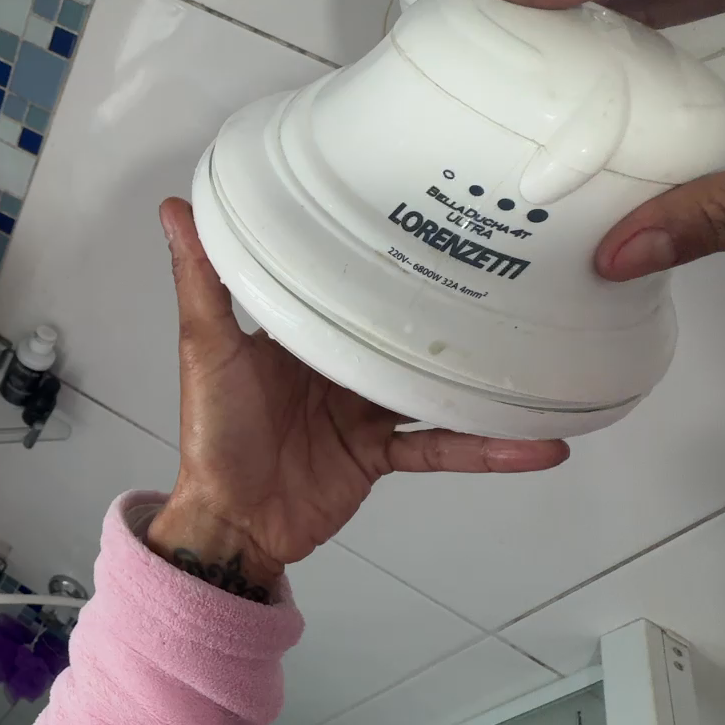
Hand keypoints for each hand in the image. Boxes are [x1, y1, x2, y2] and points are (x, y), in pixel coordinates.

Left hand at [143, 199, 568, 595]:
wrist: (233, 519)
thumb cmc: (214, 429)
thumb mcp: (205, 346)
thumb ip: (202, 282)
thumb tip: (175, 206)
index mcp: (292, 334)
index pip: (336, 282)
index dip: (371, 248)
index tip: (422, 205)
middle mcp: (327, 366)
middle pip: (392, 328)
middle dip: (442, 303)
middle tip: (512, 261)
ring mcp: (356, 410)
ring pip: (428, 383)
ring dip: (478, 373)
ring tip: (548, 346)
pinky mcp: (377, 453)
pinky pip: (440, 446)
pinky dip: (485, 448)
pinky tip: (543, 440)